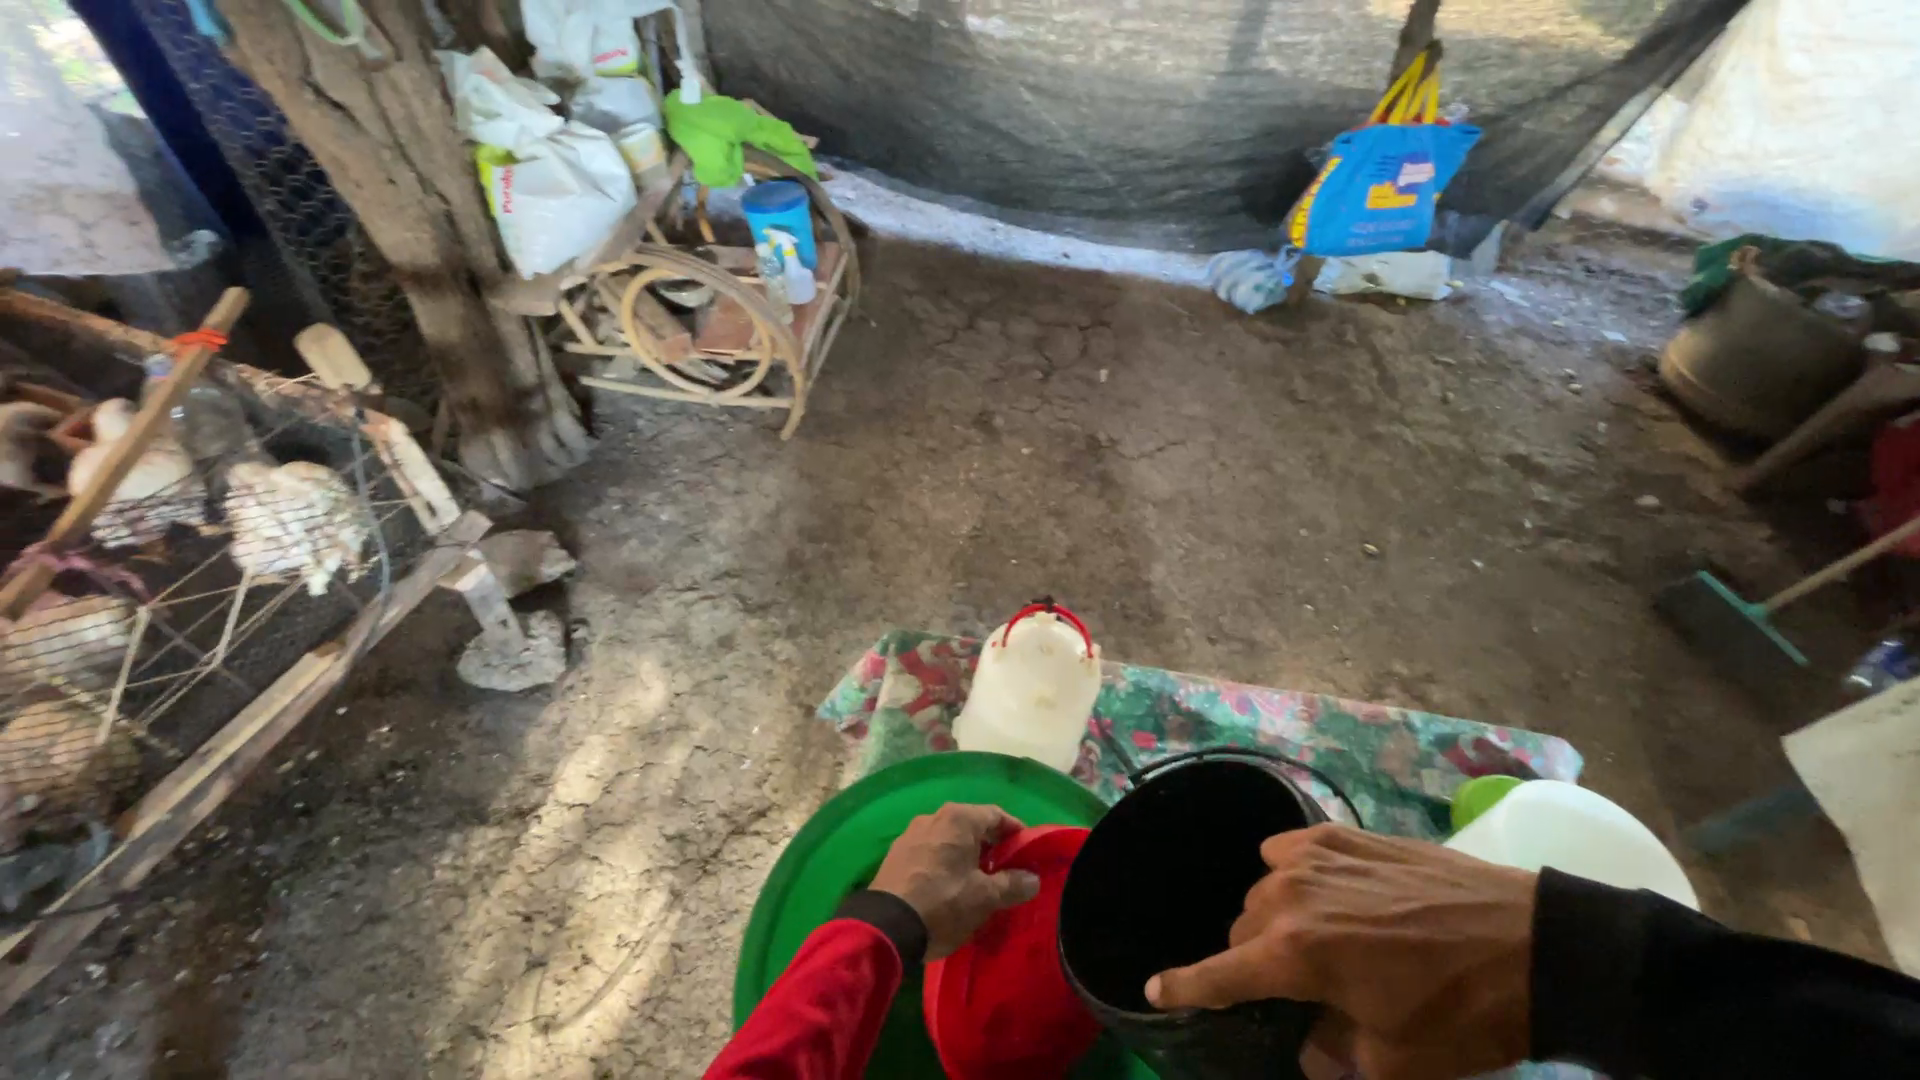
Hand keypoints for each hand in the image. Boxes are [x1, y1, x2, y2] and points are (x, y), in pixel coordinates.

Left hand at [869, 803, 1041, 958]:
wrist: (887, 926)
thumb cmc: (944, 902)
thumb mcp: (985, 897)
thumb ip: (1013, 884)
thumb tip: (1033, 879)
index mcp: (959, 818)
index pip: (997, 815)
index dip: (1016, 833)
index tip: (1029, 854)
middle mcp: (934, 816)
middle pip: (972, 825)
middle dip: (992, 846)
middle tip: (1007, 870)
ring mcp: (912, 833)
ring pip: (950, 838)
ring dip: (968, 854)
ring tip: (980, 881)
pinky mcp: (897, 853)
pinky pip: (931, 850)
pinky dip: (946, 862)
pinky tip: (951, 886)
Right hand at [1146, 824, 1536, 1079]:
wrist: (1532, 944)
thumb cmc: (1461, 1014)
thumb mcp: (1395, 1063)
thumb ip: (1329, 1053)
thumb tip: (1307, 1042)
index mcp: (1295, 955)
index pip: (1219, 975)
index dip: (1182, 988)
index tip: (1151, 992)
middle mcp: (1288, 896)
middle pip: (1242, 930)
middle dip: (1258, 960)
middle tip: (1300, 983)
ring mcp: (1312, 856)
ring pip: (1264, 891)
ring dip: (1278, 918)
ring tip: (1322, 935)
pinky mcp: (1340, 833)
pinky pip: (1287, 851)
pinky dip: (1292, 872)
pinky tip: (1325, 887)